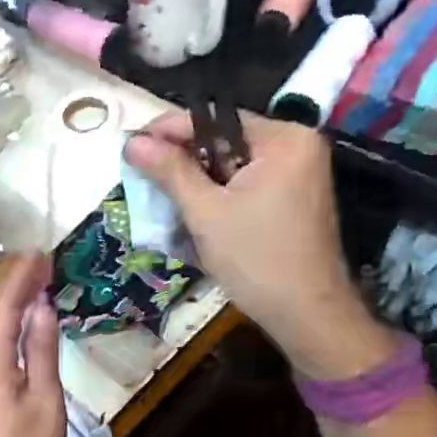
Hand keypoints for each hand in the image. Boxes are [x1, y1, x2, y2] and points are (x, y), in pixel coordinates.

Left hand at [0, 253, 65, 436]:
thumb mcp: (46, 402)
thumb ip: (43, 353)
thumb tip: (43, 309)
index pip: (5, 308)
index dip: (21, 279)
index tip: (41, 254)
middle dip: (16, 286)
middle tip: (43, 263)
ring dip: (15, 306)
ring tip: (38, 285)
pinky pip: (0, 351)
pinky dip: (15, 331)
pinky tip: (29, 330)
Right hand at [125, 111, 396, 378]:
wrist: (306, 315)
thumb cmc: (256, 260)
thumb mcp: (206, 214)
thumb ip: (171, 172)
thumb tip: (132, 141)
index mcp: (283, 139)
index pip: (215, 120)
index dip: (169, 131)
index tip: (131, 144)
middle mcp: (298, 147)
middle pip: (225, 142)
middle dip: (183, 160)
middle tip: (143, 175)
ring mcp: (300, 175)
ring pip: (234, 167)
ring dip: (198, 182)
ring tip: (161, 196)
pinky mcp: (295, 201)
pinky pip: (248, 186)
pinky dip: (220, 197)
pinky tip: (194, 214)